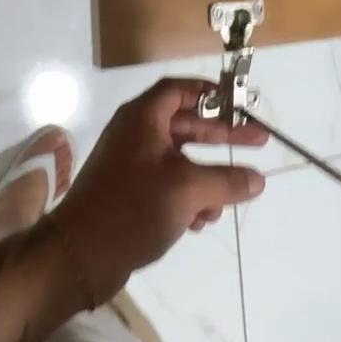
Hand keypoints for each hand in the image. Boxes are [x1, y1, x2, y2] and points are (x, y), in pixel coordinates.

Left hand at [49, 78, 269, 297]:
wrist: (81, 253)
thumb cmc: (134, 207)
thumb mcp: (188, 190)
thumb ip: (226, 181)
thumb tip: (257, 179)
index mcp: (142, 117)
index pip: (179, 89)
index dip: (210, 92)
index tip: (239, 103)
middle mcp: (135, 133)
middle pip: (186, 124)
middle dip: (221, 136)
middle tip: (259, 143)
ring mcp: (130, 163)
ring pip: (179, 159)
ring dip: (206, 176)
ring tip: (227, 199)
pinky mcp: (129, 192)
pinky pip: (167, 183)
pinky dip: (187, 196)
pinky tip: (200, 220)